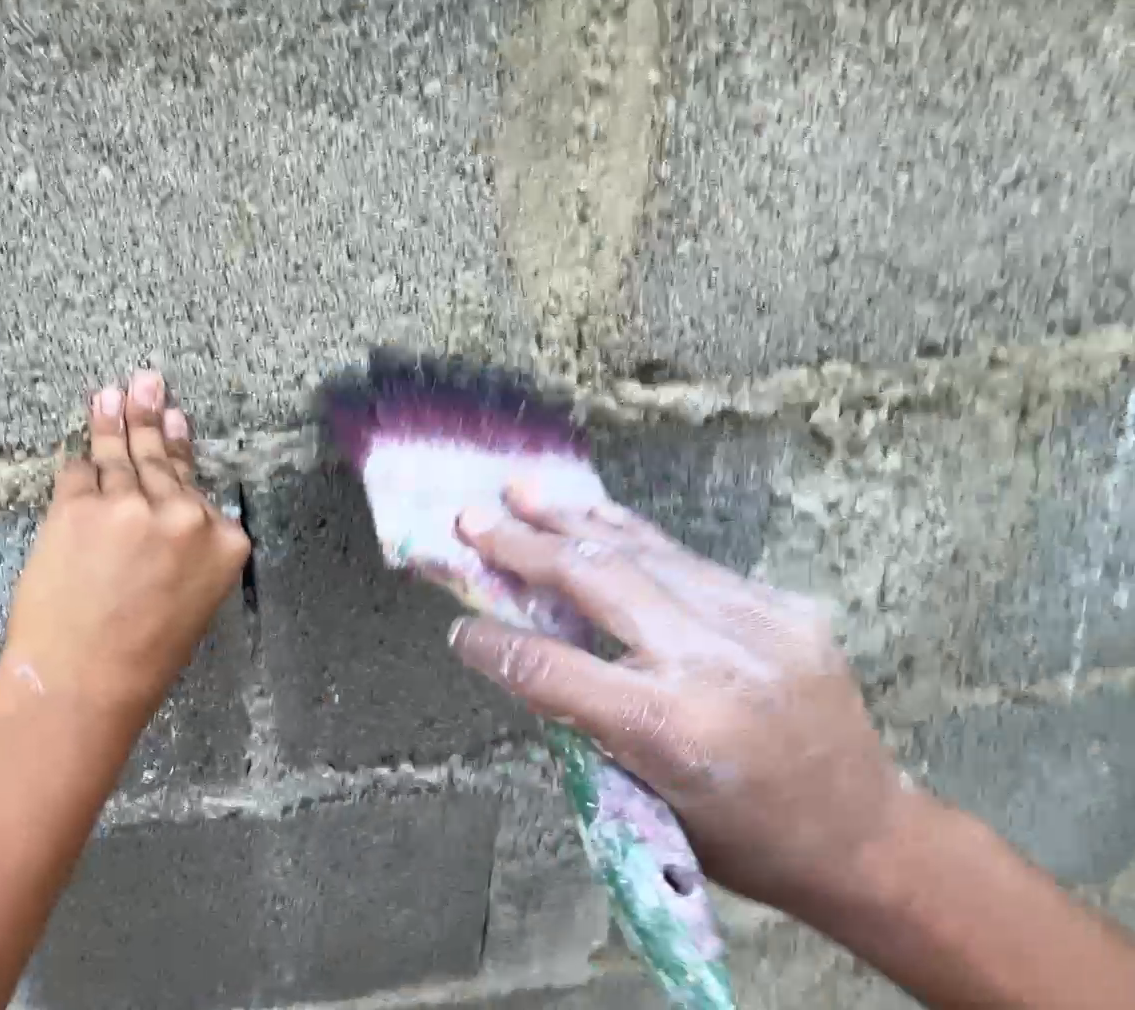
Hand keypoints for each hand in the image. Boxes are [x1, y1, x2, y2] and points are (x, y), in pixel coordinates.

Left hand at [2, 370, 250, 717]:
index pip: (199, 489)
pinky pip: (78, 472)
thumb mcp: (190, 601)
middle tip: (148, 381)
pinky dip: (76, 463)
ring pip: (120, 455)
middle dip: (152, 417)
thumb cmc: (141, 658)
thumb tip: (170, 506)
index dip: (183, 455)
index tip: (178, 421)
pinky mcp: (79, 506)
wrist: (85, 685)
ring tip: (114, 392)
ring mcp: (129, 505)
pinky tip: (79, 442)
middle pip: (164, 459)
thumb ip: (187, 548)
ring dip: (114, 420)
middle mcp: (183, 515)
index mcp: (224, 543)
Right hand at [448, 484, 907, 913]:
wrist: (870, 837)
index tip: (458, 628)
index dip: (493, 644)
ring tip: (523, 491)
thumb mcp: (640, 791)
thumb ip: (580, 713)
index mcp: (670, 727)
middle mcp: (713, 662)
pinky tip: (593, 516)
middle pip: (593, 582)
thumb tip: (519, 649)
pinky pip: (684, 560)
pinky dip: (627, 535)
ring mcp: (757, 624)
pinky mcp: (783, 606)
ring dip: (571, 520)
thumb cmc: (740, 835)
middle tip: (471, 519)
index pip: (550, 667)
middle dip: (523, 547)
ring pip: (641, 552)